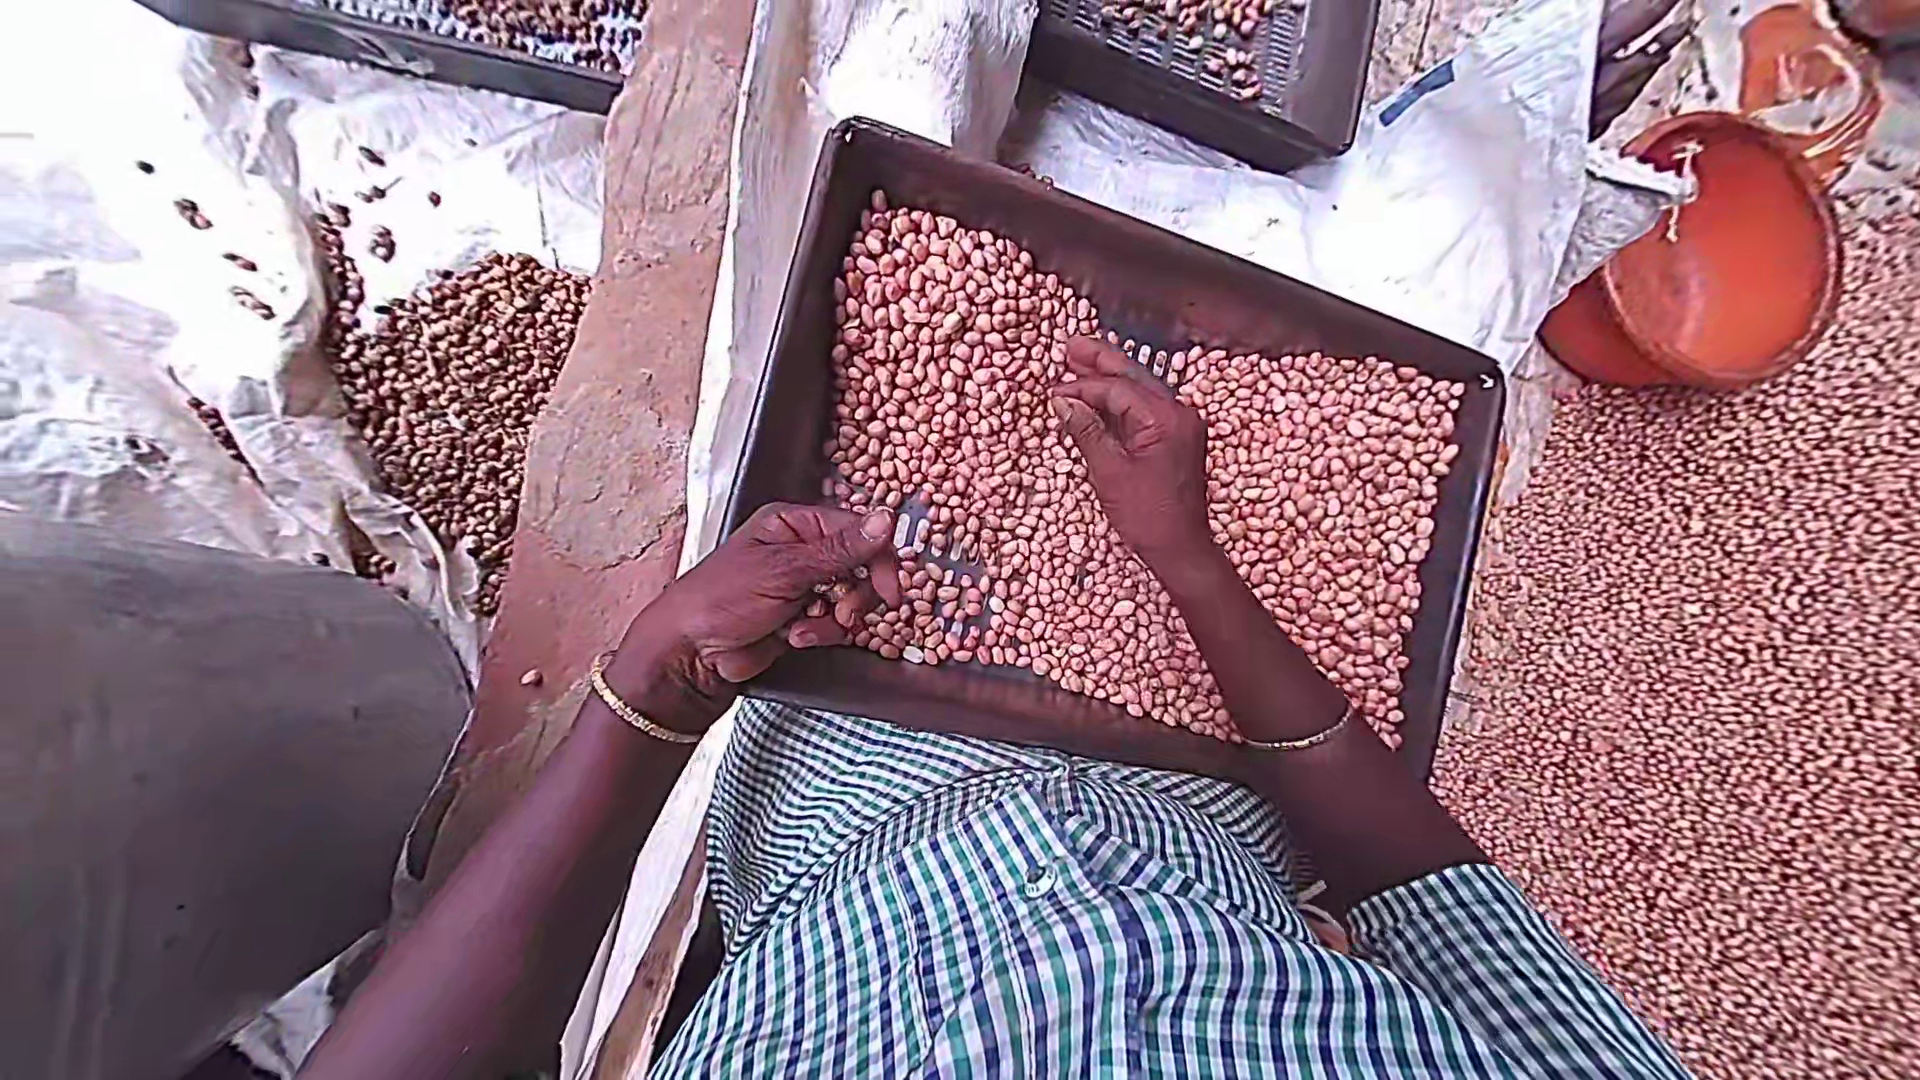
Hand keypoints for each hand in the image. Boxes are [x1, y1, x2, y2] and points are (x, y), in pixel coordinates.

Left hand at [607, 502, 899, 732]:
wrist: (690, 656)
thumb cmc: (722, 599)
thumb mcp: (785, 570)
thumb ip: (840, 549)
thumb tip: (886, 520)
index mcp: (793, 524)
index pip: (855, 530)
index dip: (877, 558)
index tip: (889, 588)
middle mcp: (803, 549)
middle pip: (860, 565)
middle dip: (855, 594)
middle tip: (846, 613)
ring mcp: (805, 584)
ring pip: (852, 596)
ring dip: (835, 618)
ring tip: (806, 628)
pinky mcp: (805, 614)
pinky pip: (836, 621)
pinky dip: (822, 632)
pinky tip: (794, 637)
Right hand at [1049, 336, 1211, 564]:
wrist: (1180, 548)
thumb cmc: (1148, 516)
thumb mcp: (1110, 472)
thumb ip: (1086, 432)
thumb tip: (1063, 403)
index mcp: (1167, 419)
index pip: (1119, 389)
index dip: (1083, 387)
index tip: (1055, 392)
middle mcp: (1179, 415)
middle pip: (1133, 379)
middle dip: (1100, 363)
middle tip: (1071, 346)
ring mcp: (1179, 427)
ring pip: (1138, 394)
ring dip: (1107, 383)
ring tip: (1078, 364)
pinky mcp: (1173, 441)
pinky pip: (1142, 414)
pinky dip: (1117, 407)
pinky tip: (1096, 401)